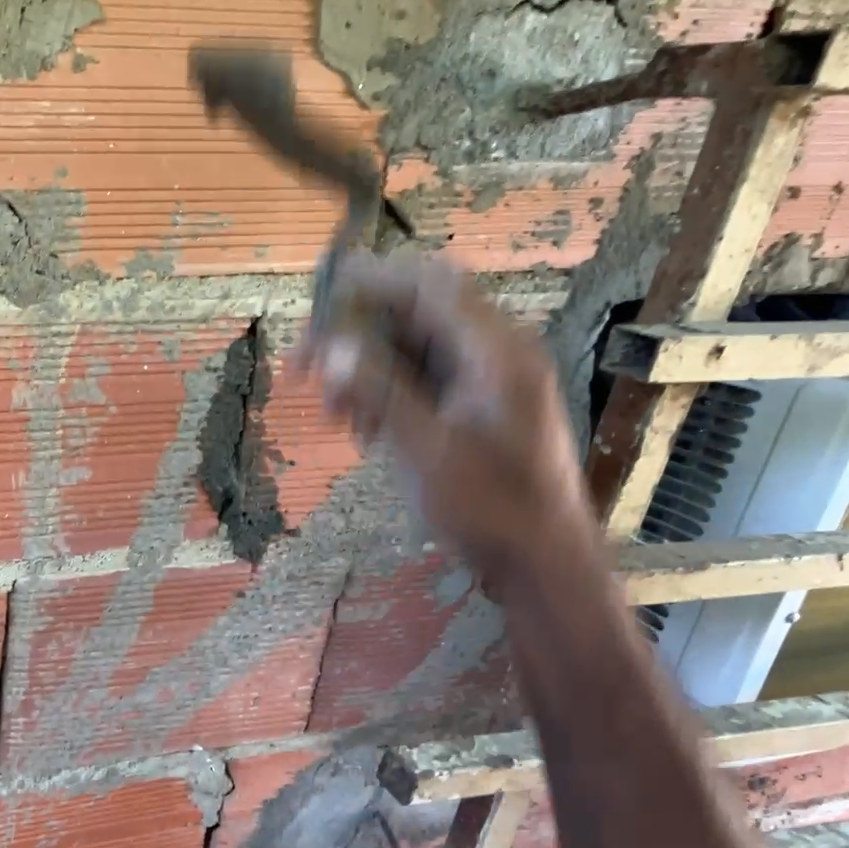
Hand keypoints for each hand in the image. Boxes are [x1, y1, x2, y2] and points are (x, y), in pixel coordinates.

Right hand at [296, 251, 598, 591]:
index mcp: (495, 354)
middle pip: (415, 314)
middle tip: (306, 364)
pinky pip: (418, 379)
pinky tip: (359, 427)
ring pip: (410, 348)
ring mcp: (484, 381)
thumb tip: (333, 348)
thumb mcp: (427, 451)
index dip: (373, 282)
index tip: (320, 297)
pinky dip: (381, 391)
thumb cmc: (491, 509)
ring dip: (363, 368)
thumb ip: (380, 393)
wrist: (542, 565)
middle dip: (356, 333)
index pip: (430, 288)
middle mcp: (493, 355)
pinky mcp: (473, 407)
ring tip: (330, 410)